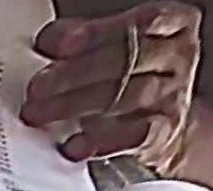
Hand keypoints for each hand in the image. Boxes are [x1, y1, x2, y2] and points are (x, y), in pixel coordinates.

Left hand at [22, 2, 201, 174]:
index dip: (92, 34)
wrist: (167, 130)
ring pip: (123, 98)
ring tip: (41, 113)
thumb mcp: (118, 53)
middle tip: (36, 88)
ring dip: (75, 106)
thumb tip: (47, 41)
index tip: (55, 45)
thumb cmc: (134, 83)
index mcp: (173, 26)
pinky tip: (73, 144)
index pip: (135, 24)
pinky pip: (129, 138)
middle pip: (124, 62)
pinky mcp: (160, 136)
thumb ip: (86, 44)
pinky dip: (98, 141)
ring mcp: (171, 98)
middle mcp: (176, 59)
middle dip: (73, 75)